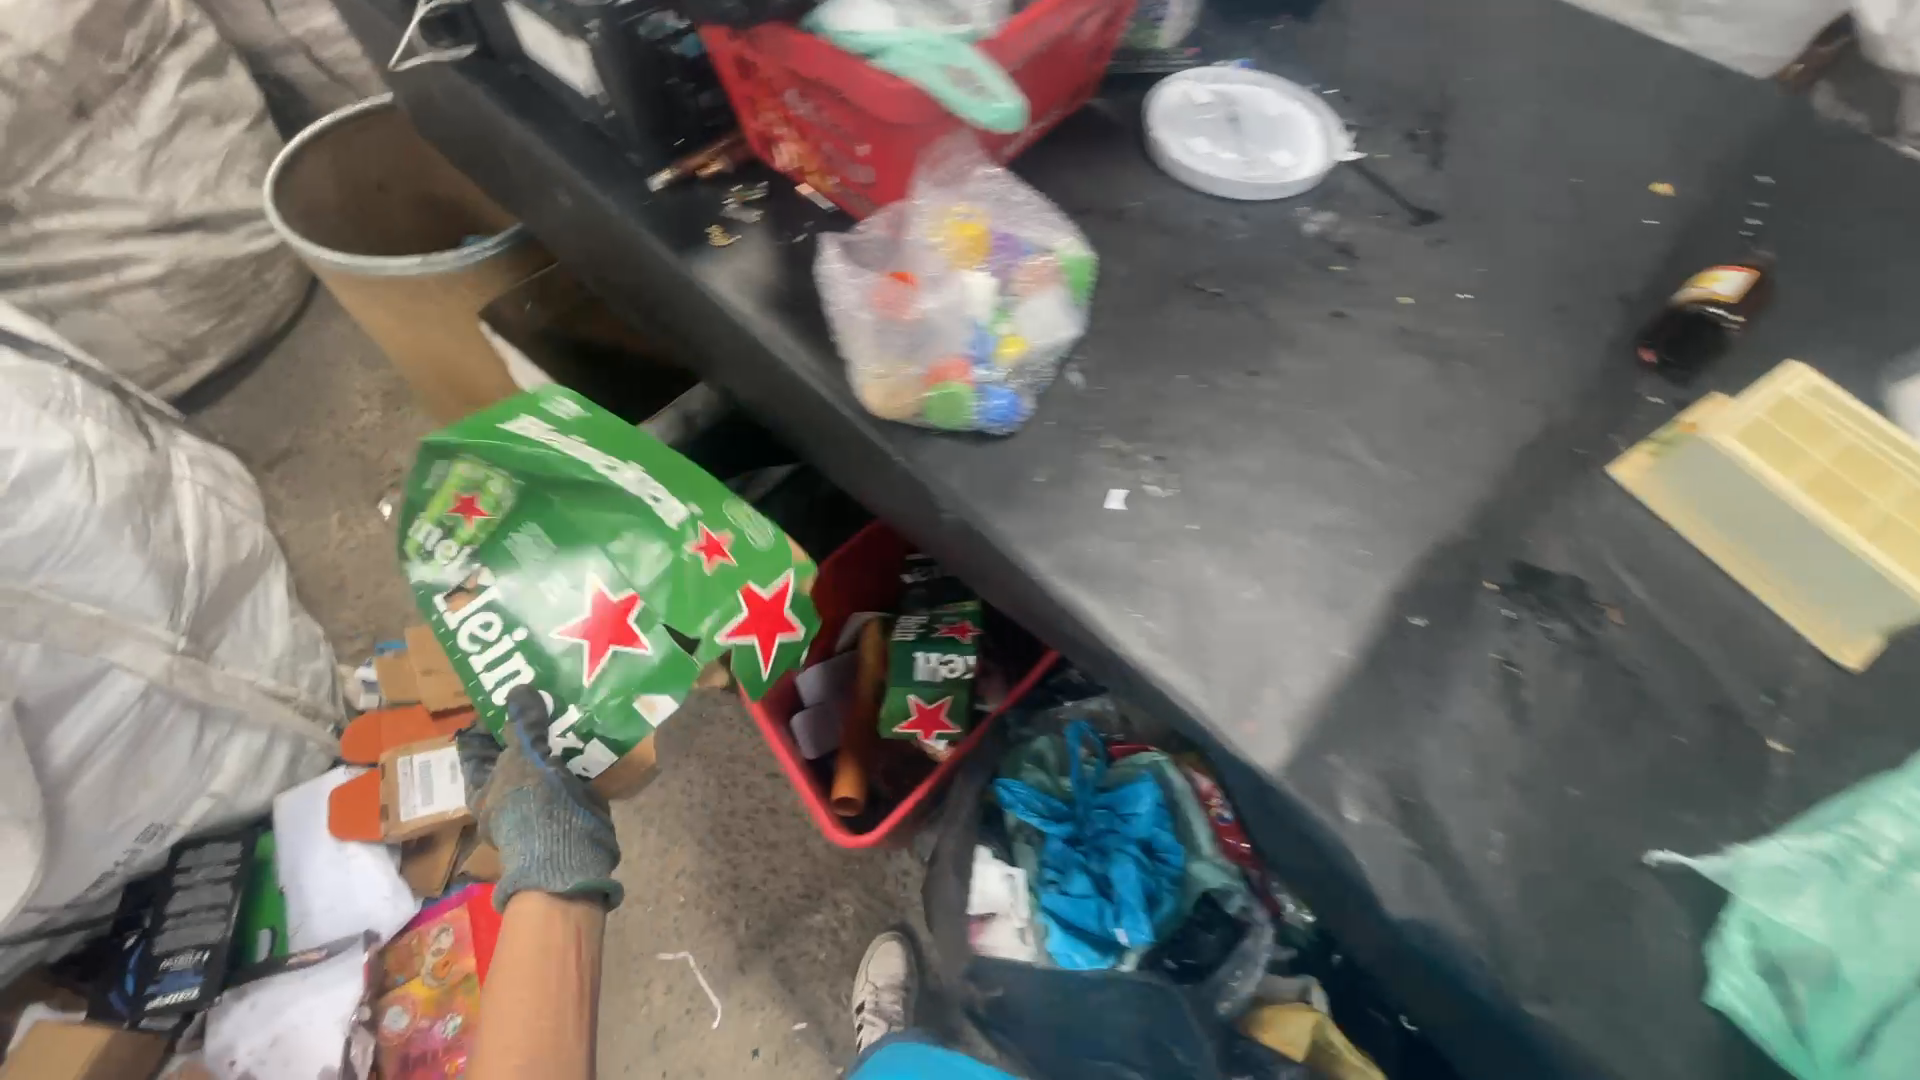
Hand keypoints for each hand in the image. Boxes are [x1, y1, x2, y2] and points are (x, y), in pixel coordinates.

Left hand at [459, 687, 622, 910]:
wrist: (569, 848)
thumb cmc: (530, 806)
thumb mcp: (522, 759)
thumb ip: (524, 724)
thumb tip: (519, 687)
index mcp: (483, 787)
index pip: (475, 748)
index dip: (485, 722)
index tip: (503, 693)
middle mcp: (508, 791)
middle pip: (514, 751)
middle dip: (528, 724)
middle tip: (544, 691)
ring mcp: (540, 796)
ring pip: (546, 758)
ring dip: (559, 736)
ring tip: (573, 702)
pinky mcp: (571, 799)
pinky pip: (575, 767)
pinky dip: (583, 751)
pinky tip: (596, 728)